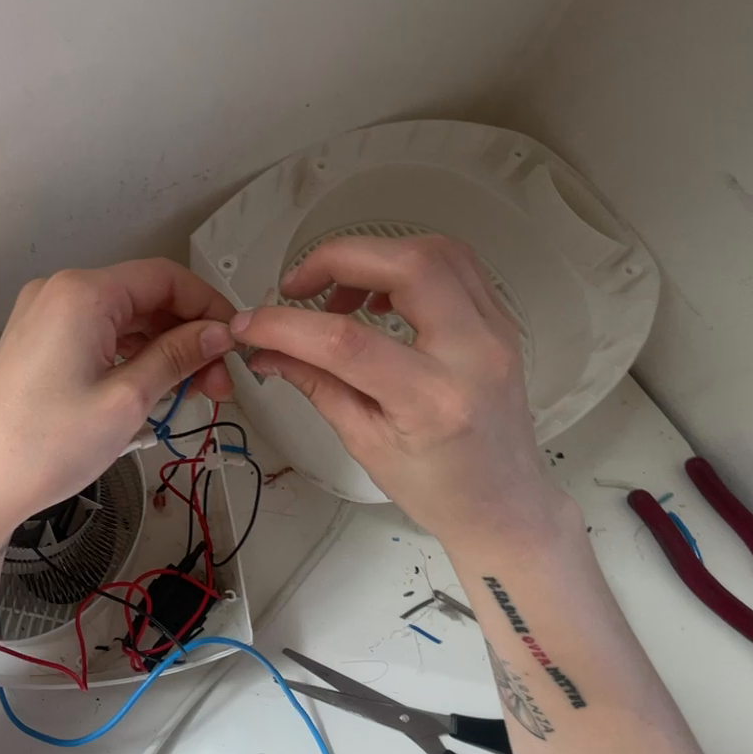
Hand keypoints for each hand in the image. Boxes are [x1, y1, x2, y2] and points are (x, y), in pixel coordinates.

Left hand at [0, 259, 235, 539]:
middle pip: (143, 300)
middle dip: (186, 338)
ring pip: (121, 322)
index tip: (232, 341)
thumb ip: (177, 356)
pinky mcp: (35, 346)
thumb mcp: (127, 400)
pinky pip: (95, 338)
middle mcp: (56, 296)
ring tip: (186, 396)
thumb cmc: (40, 448)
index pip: (165, 278)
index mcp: (80, 294)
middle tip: (215, 383)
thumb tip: (214, 333)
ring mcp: (41, 320)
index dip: (208, 307)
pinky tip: (149, 390)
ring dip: (159, 352)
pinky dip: (127, 360)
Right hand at [232, 235, 573, 557]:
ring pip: (436, 251)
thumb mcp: (362, 442)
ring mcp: (496, 329)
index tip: (250, 324)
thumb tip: (267, 352)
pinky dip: (403, 265)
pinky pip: (453, 266)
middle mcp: (474, 353)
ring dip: (373, 257)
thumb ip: (316, 385)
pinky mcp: (499, 320)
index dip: (287, 325)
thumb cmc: (435, 487)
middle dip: (338, 259)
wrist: (503, 502)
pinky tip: (373, 295)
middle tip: (295, 286)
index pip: (347, 341)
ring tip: (334, 294)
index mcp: (432, 400)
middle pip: (409, 265)